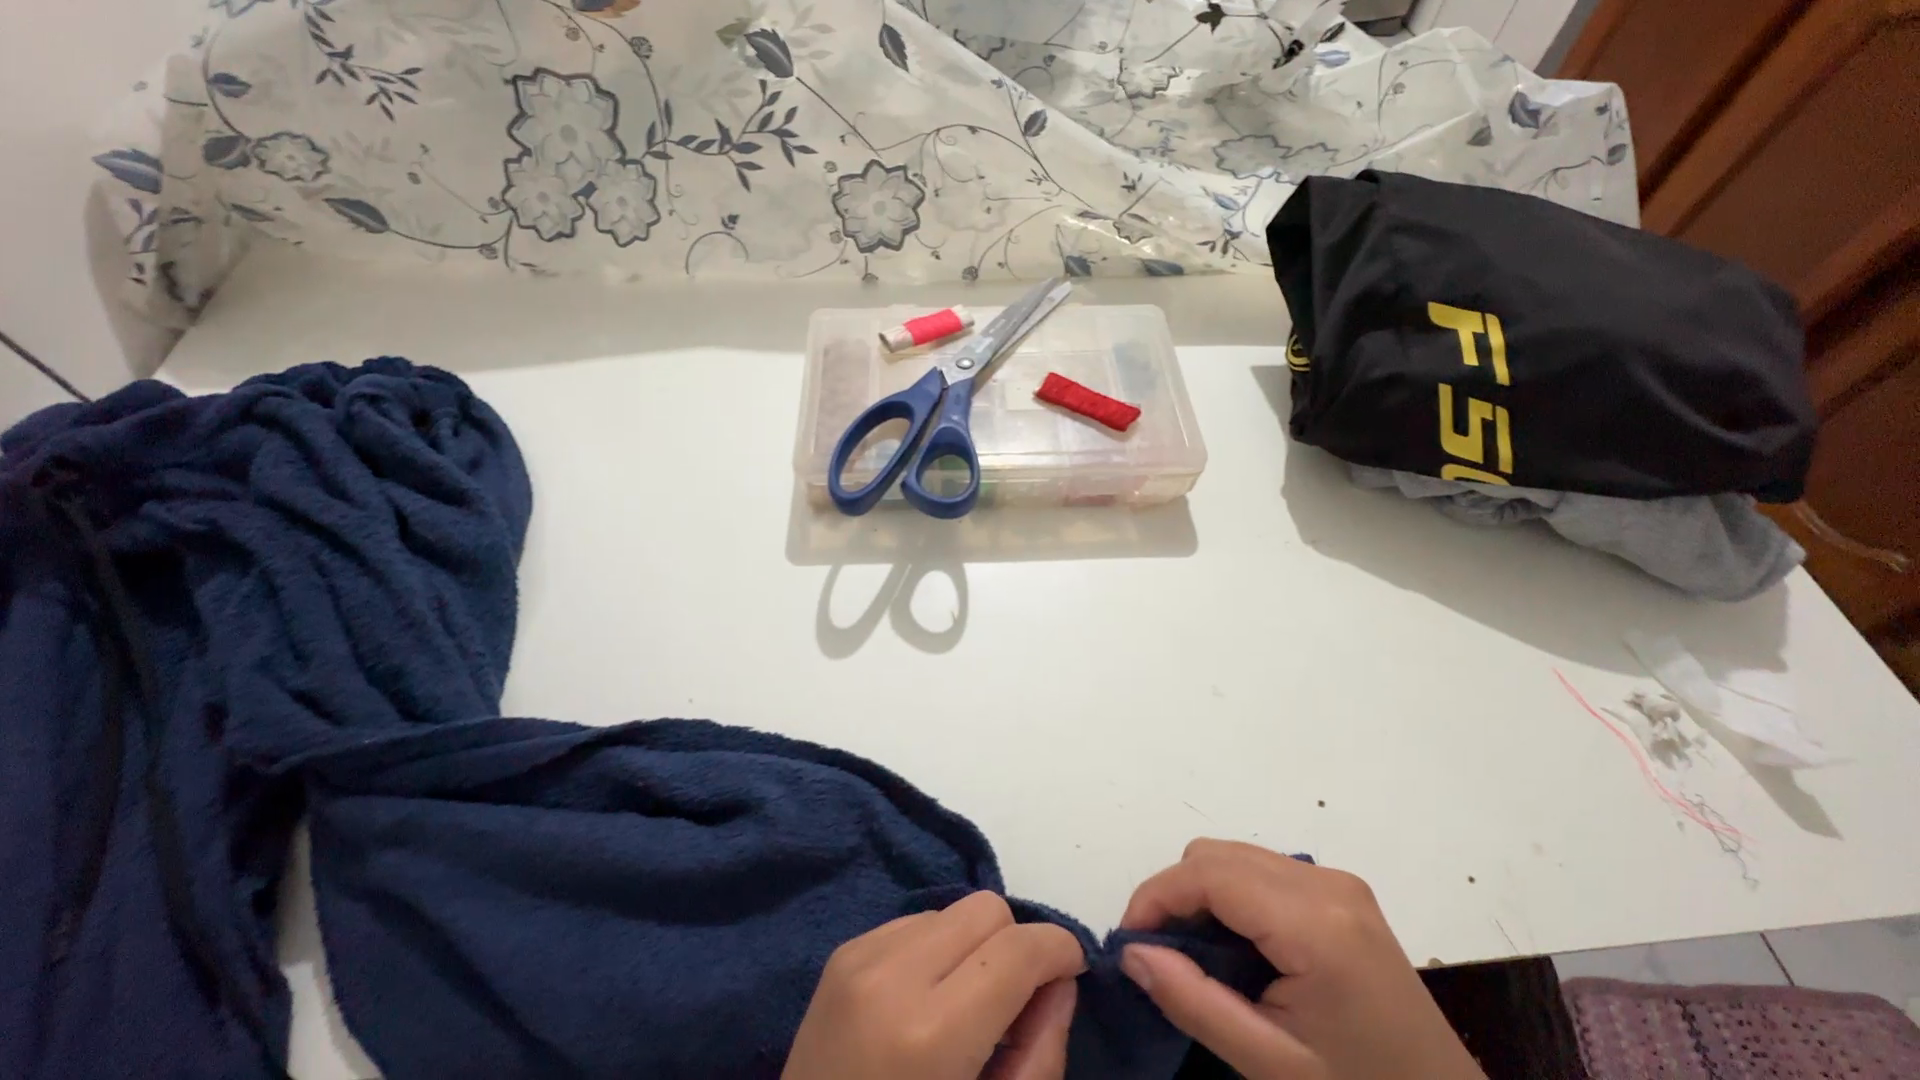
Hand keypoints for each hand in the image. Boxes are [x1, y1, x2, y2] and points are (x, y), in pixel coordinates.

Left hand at [783, 891, 1087, 1079]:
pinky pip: (914, 922)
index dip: (1060, 951)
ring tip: (964, 1005)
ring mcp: (859, 957)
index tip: (1070, 975)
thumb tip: (1060, 981)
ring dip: (973, 947)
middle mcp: (892, 976)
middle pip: (986, 909)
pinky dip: (936, 949)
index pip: (1019, 948)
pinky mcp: (841, 953)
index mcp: (932, 1031)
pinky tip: (925, 998)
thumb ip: (1041, 1051)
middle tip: (1016, 999)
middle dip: (1015, 944)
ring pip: (952, 910)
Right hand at [1118, 840, 1482, 1079]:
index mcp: (1314, 922)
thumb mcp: (1268, 1062)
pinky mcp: (1343, 895)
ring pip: (1236, 857)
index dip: (1154, 898)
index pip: (1207, 873)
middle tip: (1161, 958)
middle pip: (1217, 855)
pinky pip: (1263, 872)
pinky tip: (1235, 951)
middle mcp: (1327, 884)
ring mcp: (1339, 885)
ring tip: (1195, 959)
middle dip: (1173, 895)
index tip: (1129, 946)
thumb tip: (1132, 952)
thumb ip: (1193, 1000)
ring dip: (1200, 895)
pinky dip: (1230, 898)